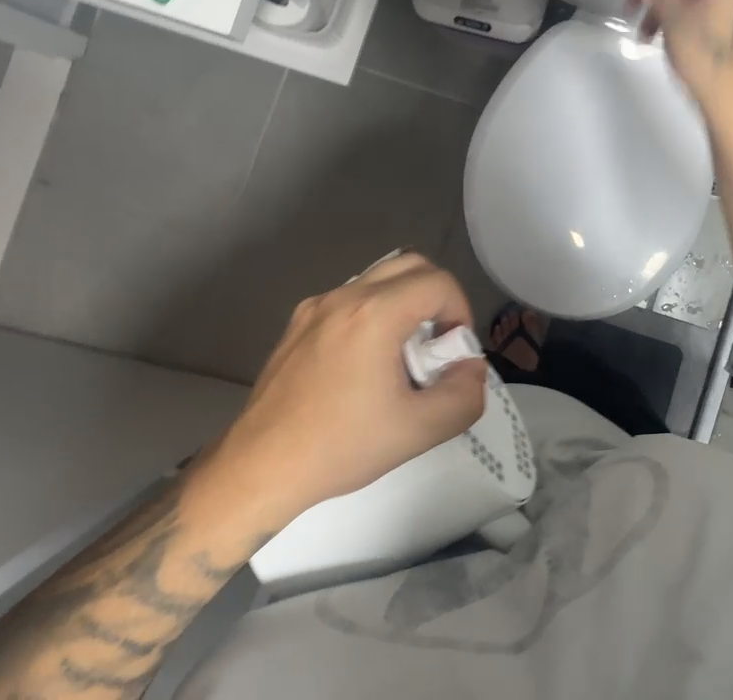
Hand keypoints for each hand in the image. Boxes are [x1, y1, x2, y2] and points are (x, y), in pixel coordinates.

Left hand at [206, 253, 488, 521]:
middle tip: (435, 348)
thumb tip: (470, 368)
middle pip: (410, 266)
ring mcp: (315, 307)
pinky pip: (349, 300)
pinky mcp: (297, 324)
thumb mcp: (418, 431)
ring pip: (377, 280)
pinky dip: (372, 316)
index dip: (460, 313)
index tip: (453, 355)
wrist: (261, 466)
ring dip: (404, 305)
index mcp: (374, 314)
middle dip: (436, 300)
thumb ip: (464, 395)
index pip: (438, 283)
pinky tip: (364, 367)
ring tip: (401, 359)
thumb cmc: (341, 446)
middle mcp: (343, 296)